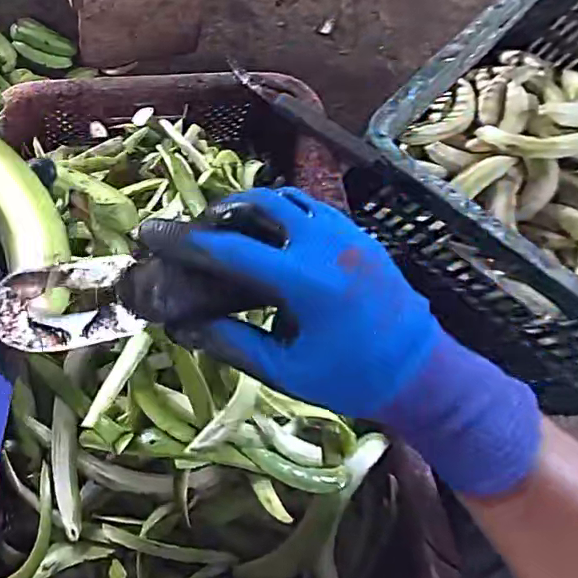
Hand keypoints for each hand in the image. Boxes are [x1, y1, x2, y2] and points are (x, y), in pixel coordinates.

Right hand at [136, 187, 541, 495]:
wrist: (426, 374)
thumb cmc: (352, 379)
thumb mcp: (285, 370)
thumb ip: (231, 343)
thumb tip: (182, 327)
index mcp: (307, 281)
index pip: (229, 248)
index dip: (183, 240)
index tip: (151, 232)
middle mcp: (328, 245)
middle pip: (259, 204)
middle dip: (219, 211)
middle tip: (194, 229)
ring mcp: (349, 234)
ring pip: (288, 198)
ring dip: (251, 206)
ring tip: (227, 227)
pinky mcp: (361, 234)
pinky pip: (311, 207)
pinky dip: (282, 212)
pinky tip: (269, 235)